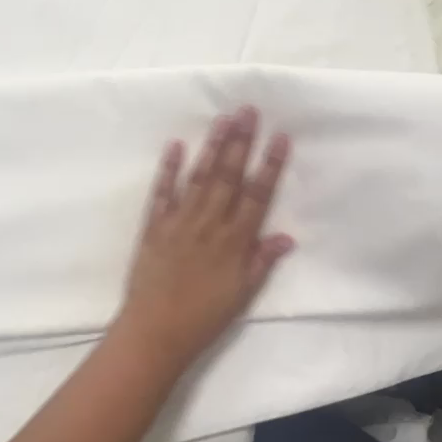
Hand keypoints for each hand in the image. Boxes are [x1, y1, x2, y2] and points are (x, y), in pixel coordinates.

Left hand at [114, 107, 294, 362]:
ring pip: (199, 177)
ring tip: (223, 118)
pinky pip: (162, 192)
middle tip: (248, 110)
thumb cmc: (205, 317)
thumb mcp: (242, 294)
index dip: (270, 165)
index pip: (257, 195)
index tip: (280, 137)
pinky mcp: (153, 227)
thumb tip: (287, 236)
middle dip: (240, 141)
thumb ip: (262, 262)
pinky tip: (176, 145)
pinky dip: (169, 168)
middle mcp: (209, 224)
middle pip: (229, 176)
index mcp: (235, 241)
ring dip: (212, 146)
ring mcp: (179, 222)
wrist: (156, 332)